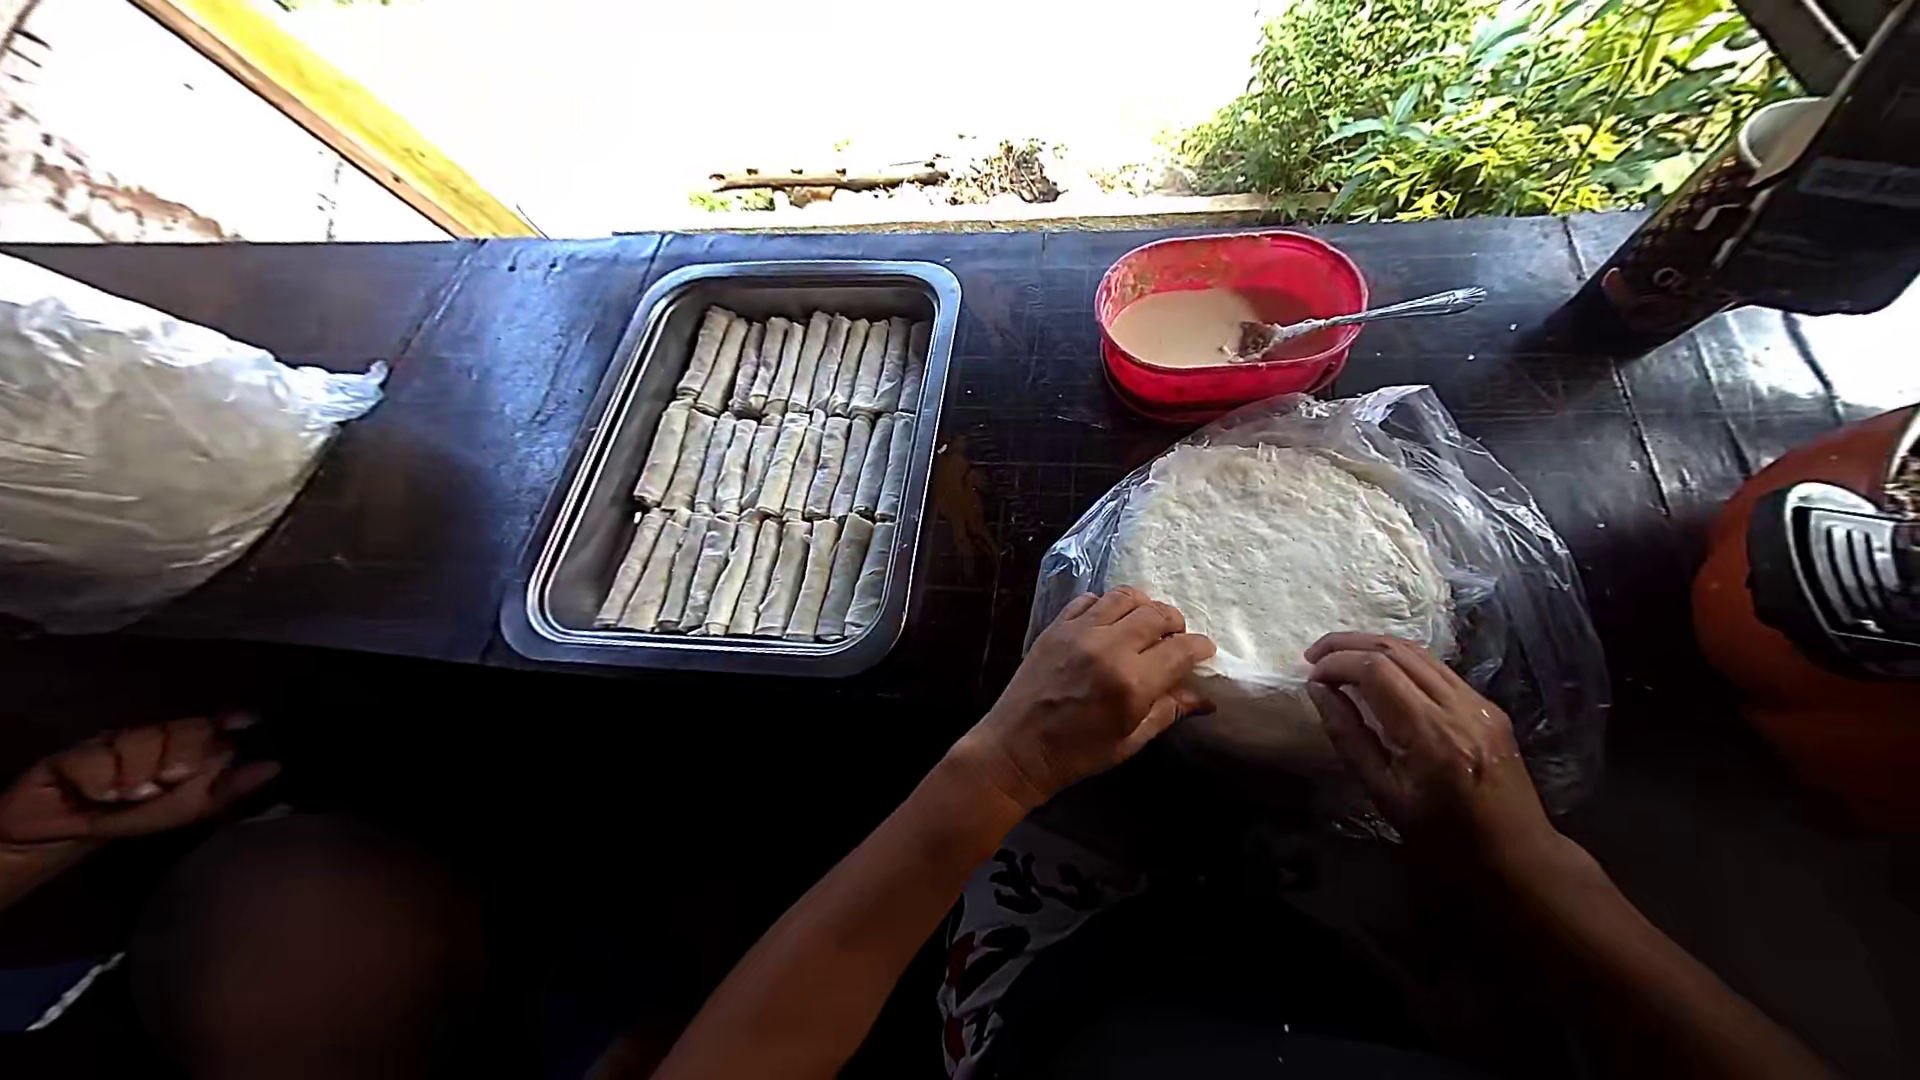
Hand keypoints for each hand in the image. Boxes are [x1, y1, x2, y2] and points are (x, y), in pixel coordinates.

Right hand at [0, 715, 280, 849]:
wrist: (72, 833)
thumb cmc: (144, 813)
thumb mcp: (195, 806)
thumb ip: (232, 787)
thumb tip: (276, 767)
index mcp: (193, 742)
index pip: (218, 721)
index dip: (230, 719)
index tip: (241, 722)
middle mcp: (160, 734)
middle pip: (184, 727)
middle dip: (181, 755)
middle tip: (170, 781)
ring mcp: (117, 740)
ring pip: (139, 739)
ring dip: (138, 773)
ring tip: (132, 795)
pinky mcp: (71, 755)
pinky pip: (91, 757)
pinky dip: (99, 780)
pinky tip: (100, 795)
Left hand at [956, 587, 1214, 809]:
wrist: (1016, 747)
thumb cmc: (1077, 753)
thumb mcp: (1130, 741)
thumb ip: (1167, 710)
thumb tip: (1203, 696)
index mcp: (1132, 682)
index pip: (1181, 649)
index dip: (1200, 647)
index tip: (1204, 651)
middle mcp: (1108, 647)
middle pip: (1157, 614)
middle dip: (1175, 623)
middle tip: (1175, 637)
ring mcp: (1079, 632)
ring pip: (1124, 597)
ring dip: (1143, 606)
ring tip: (1145, 623)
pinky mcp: (1056, 626)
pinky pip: (1088, 599)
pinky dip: (1105, 605)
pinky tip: (1108, 622)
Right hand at [1305, 633, 1559, 873]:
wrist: (1519, 856)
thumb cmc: (1443, 836)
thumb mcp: (1382, 791)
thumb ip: (1347, 735)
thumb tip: (1317, 690)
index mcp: (1432, 735)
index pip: (1375, 670)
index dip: (1336, 664)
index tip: (1311, 679)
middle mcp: (1460, 708)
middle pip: (1395, 650)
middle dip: (1346, 645)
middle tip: (1313, 657)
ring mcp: (1478, 703)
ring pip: (1416, 651)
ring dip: (1369, 646)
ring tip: (1337, 658)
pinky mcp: (1486, 706)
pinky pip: (1433, 667)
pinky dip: (1395, 659)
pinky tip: (1374, 674)